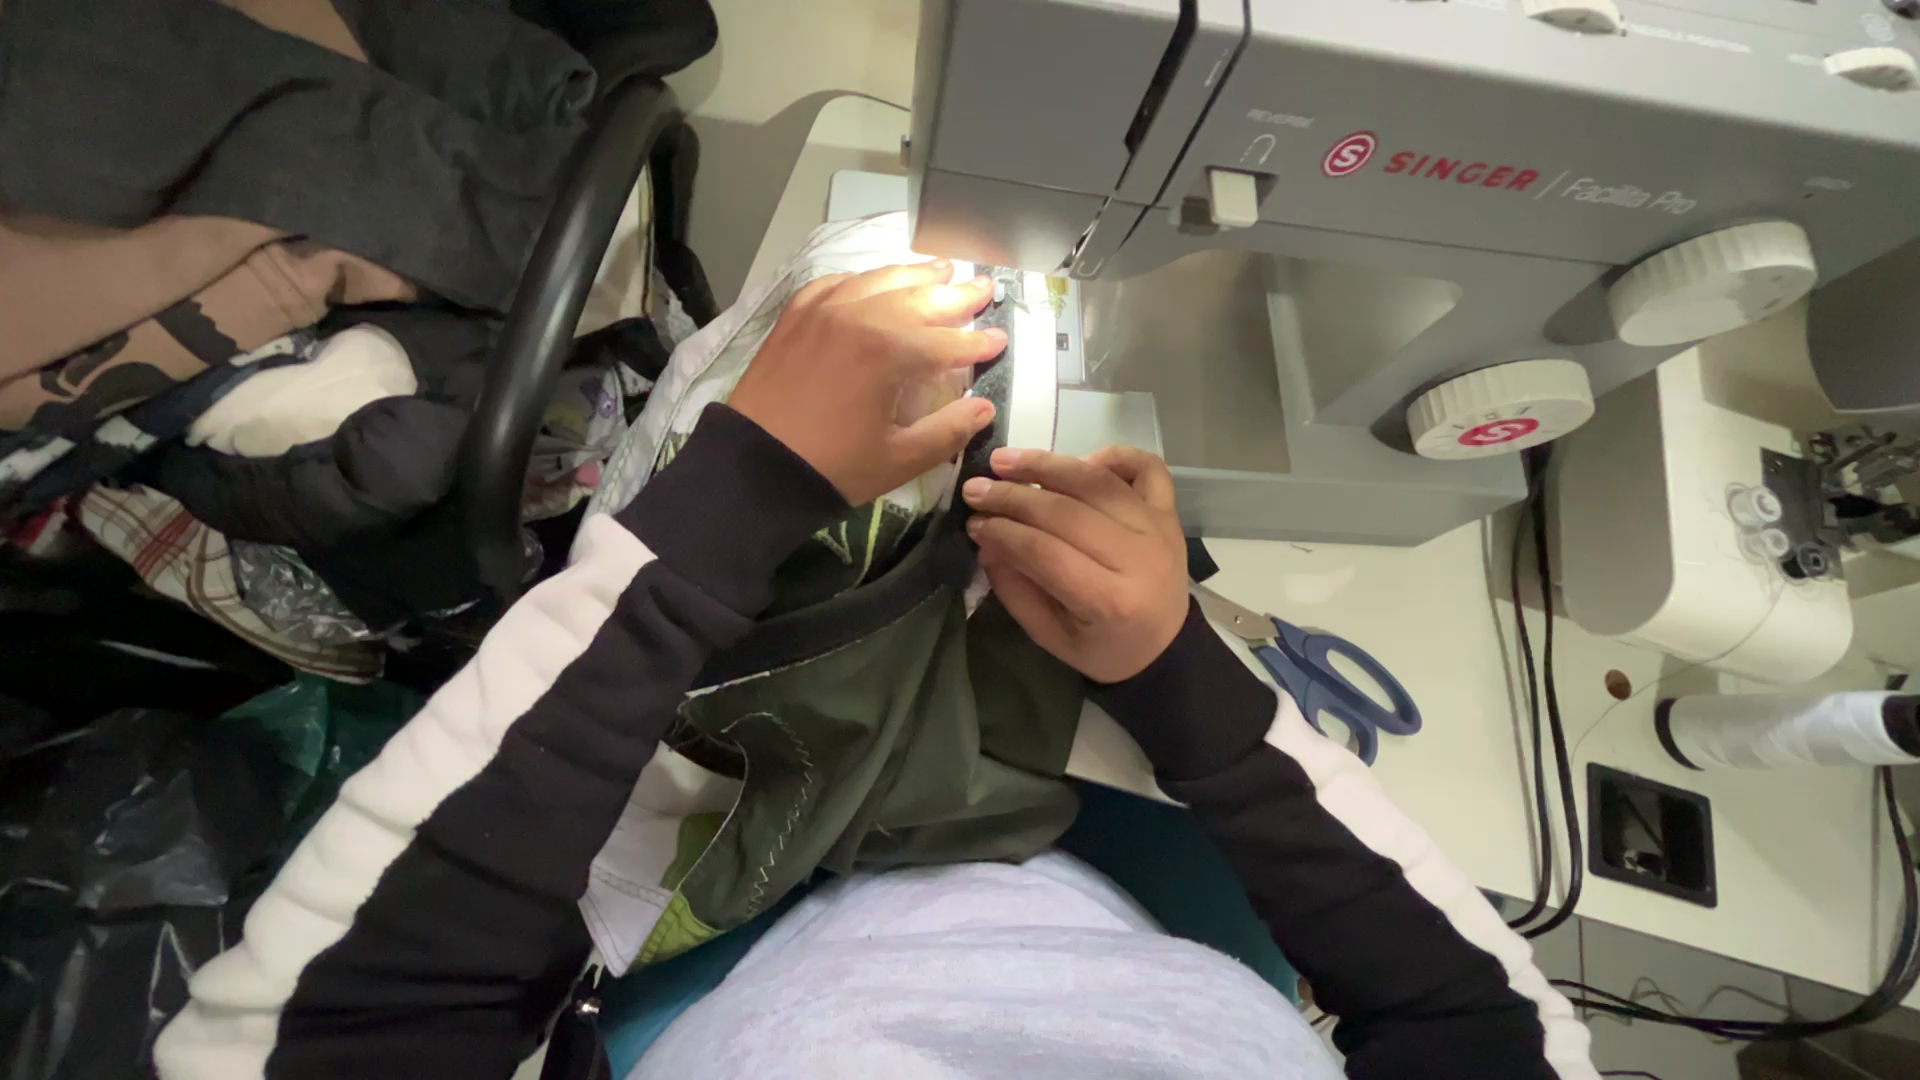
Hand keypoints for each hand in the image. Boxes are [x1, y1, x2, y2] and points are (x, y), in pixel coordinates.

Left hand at [730, 261, 1003, 504]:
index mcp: (890, 351)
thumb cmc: (832, 468)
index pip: (948, 340)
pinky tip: (877, 281)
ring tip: (942, 269)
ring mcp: (824, 309)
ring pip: (880, 279)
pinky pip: (839, 282)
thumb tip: (983, 407)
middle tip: (984, 286)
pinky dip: (866, 279)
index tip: (1000, 339)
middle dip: (957, 294)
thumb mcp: (899, 460)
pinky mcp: (797, 315)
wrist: (753, 468)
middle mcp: (860, 315)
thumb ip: (948, 432)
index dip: (978, 342)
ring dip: (915, 275)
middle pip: (920, 297)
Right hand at [962, 445, 1188, 682]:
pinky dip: (1115, 455)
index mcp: (1110, 601)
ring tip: (1006, 461)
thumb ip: (1016, 592)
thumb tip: (986, 543)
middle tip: (975, 489)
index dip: (1003, 532)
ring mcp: (1159, 529)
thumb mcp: (1051, 637)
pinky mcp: (1168, 513)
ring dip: (1048, 465)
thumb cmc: (1103, 648)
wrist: (1165, 648)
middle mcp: (1139, 558)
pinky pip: (1147, 467)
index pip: (1045, 552)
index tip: (972, 523)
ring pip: (1098, 482)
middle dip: (1013, 496)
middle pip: (1067, 511)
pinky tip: (1081, 460)